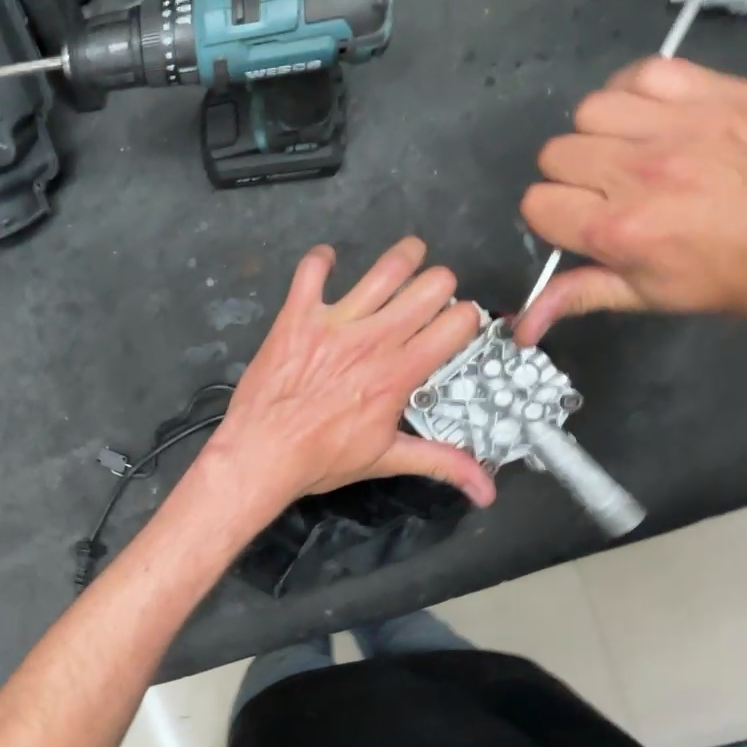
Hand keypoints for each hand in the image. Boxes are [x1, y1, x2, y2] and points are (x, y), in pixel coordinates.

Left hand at [202, 237, 495, 509]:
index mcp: (401, 372)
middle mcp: (374, 339)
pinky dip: (321, 262)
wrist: (260, 455)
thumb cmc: (320, 460)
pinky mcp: (296, 316)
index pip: (460, 321)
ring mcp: (334, 323)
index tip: (454, 329)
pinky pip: (312, 269)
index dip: (465, 321)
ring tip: (408, 260)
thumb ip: (441, 462)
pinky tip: (328, 266)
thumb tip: (487, 489)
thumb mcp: (385, 460)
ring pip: (387, 267)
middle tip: (427, 302)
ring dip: (404, 258)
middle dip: (440, 287)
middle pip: (433, 284)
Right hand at [515, 57, 746, 345]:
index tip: (579, 226)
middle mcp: (639, 171)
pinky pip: (645, 72)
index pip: (536, 205)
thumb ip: (581, 296)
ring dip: (598, 133)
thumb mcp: (656, 298)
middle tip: (608, 193)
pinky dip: (636, 91)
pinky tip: (653, 118)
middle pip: (556, 155)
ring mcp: (679, 124)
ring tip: (629, 153)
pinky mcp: (717, 91)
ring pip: (590, 111)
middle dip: (570, 178)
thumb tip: (522, 328)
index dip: (551, 218)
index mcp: (619, 229)